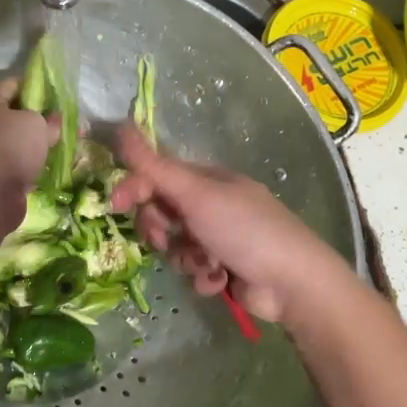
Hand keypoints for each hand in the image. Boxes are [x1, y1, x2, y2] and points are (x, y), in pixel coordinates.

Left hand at [0, 78, 58, 206]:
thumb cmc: (11, 147)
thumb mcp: (36, 124)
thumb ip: (49, 119)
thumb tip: (54, 119)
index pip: (13, 85)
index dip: (36, 86)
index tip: (58, 93)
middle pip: (16, 115)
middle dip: (41, 118)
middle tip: (65, 122)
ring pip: (19, 142)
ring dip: (38, 144)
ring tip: (64, 144)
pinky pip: (18, 164)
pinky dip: (33, 164)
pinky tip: (51, 165)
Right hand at [109, 123, 343, 322]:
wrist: (292, 281)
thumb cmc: (244, 228)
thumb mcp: (197, 195)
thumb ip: (155, 167)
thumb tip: (122, 125)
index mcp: (208, 180)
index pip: (158, 176)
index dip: (134, 188)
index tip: (115, 204)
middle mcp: (212, 205)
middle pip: (163, 213)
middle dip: (160, 229)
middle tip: (167, 239)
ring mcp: (219, 238)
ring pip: (176, 246)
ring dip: (185, 258)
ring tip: (207, 264)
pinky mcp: (224, 268)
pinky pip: (194, 270)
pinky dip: (203, 277)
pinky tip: (222, 279)